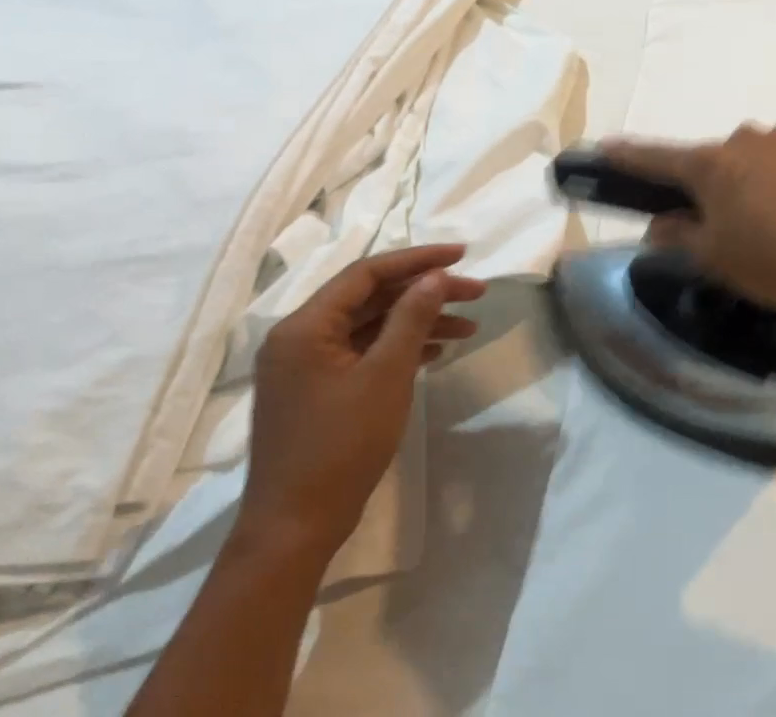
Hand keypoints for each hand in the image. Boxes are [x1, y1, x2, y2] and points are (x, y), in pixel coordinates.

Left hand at [239, 245, 486, 560]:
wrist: (298, 520)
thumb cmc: (342, 442)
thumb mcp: (386, 375)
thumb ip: (411, 319)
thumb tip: (435, 276)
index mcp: (304, 328)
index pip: (366, 274)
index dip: (417, 260)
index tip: (463, 255)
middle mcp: (298, 338)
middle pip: (370, 298)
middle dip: (425, 292)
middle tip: (477, 293)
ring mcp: (305, 366)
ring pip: (370, 326)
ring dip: (418, 320)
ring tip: (468, 327)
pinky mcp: (317, 390)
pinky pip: (363, 352)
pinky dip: (400, 346)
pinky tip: (435, 352)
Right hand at [602, 125, 775, 320]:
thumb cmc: (775, 263)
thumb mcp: (715, 258)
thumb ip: (677, 235)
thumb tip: (660, 224)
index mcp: (712, 165)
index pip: (657, 157)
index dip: (628, 156)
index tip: (603, 149)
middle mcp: (748, 139)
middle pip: (714, 160)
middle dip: (711, 185)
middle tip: (723, 225)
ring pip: (755, 158)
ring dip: (752, 180)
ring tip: (772, 221)